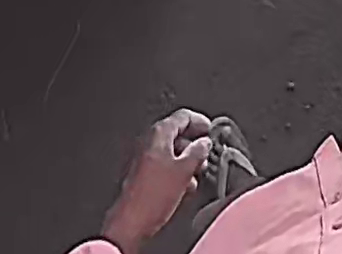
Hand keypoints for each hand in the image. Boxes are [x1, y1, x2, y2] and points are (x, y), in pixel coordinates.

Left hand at [101, 108, 211, 252]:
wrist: (130, 224)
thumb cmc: (152, 196)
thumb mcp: (184, 170)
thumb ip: (198, 151)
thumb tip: (204, 143)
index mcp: (159, 133)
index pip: (183, 116)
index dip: (200, 122)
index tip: (211, 130)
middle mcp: (149, 141)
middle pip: (178, 133)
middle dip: (194, 144)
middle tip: (206, 153)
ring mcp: (144, 158)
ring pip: (172, 151)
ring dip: (187, 160)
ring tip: (197, 172)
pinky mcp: (142, 175)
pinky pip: (164, 165)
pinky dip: (176, 171)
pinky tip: (184, 185)